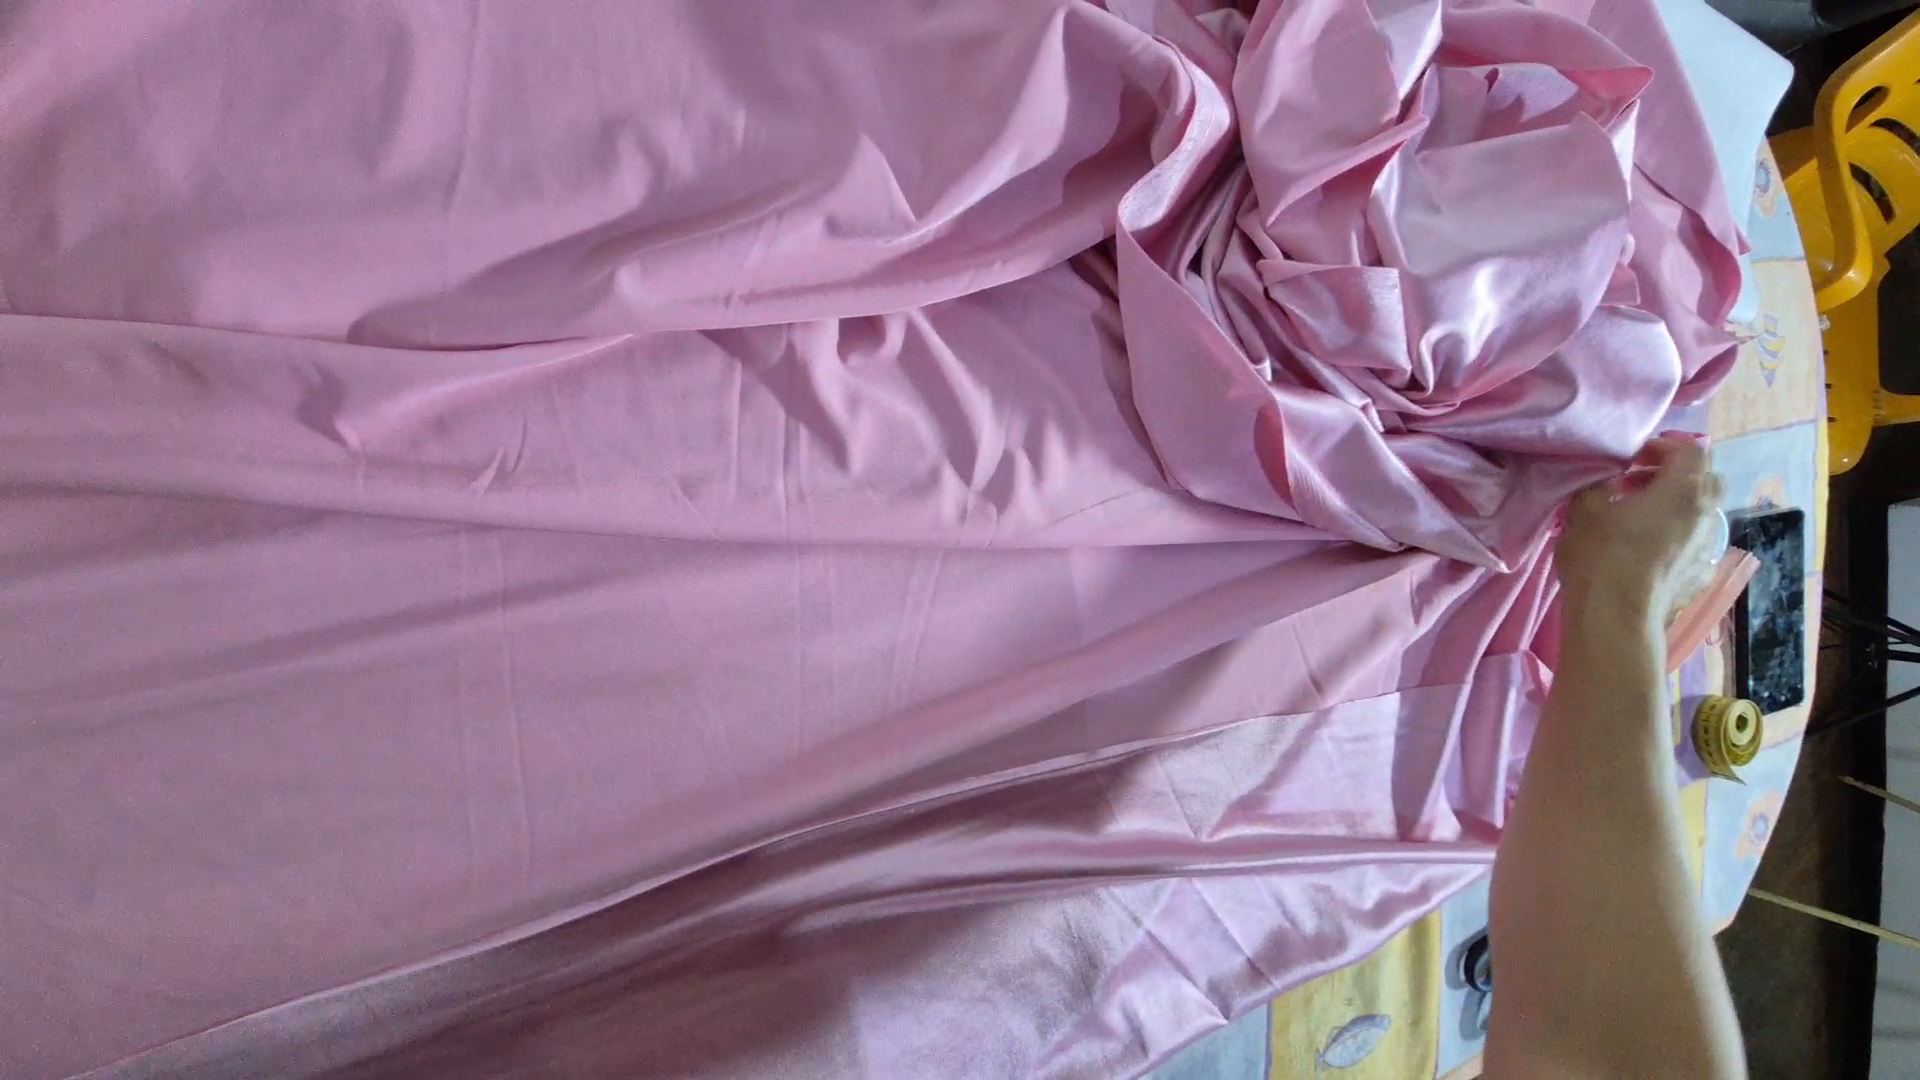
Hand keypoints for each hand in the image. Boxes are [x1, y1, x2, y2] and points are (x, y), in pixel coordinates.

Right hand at [1557, 438, 1722, 617]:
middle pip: (1704, 475)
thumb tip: (1606, 475)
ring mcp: (1707, 539)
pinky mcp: (1700, 563)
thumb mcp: (1583, 508)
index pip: (1689, 449)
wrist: (1617, 608)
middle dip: (1672, 471)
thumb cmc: (1600, 552)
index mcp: (1683, 488)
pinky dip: (1673, 524)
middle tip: (1634, 479)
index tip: (1629, 456)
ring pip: (1700, 505)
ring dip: (1672, 499)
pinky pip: (1693, 531)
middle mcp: (1705, 509)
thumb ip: (1598, 482)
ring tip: (1635, 510)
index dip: (1661, 445)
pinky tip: (1642, 540)